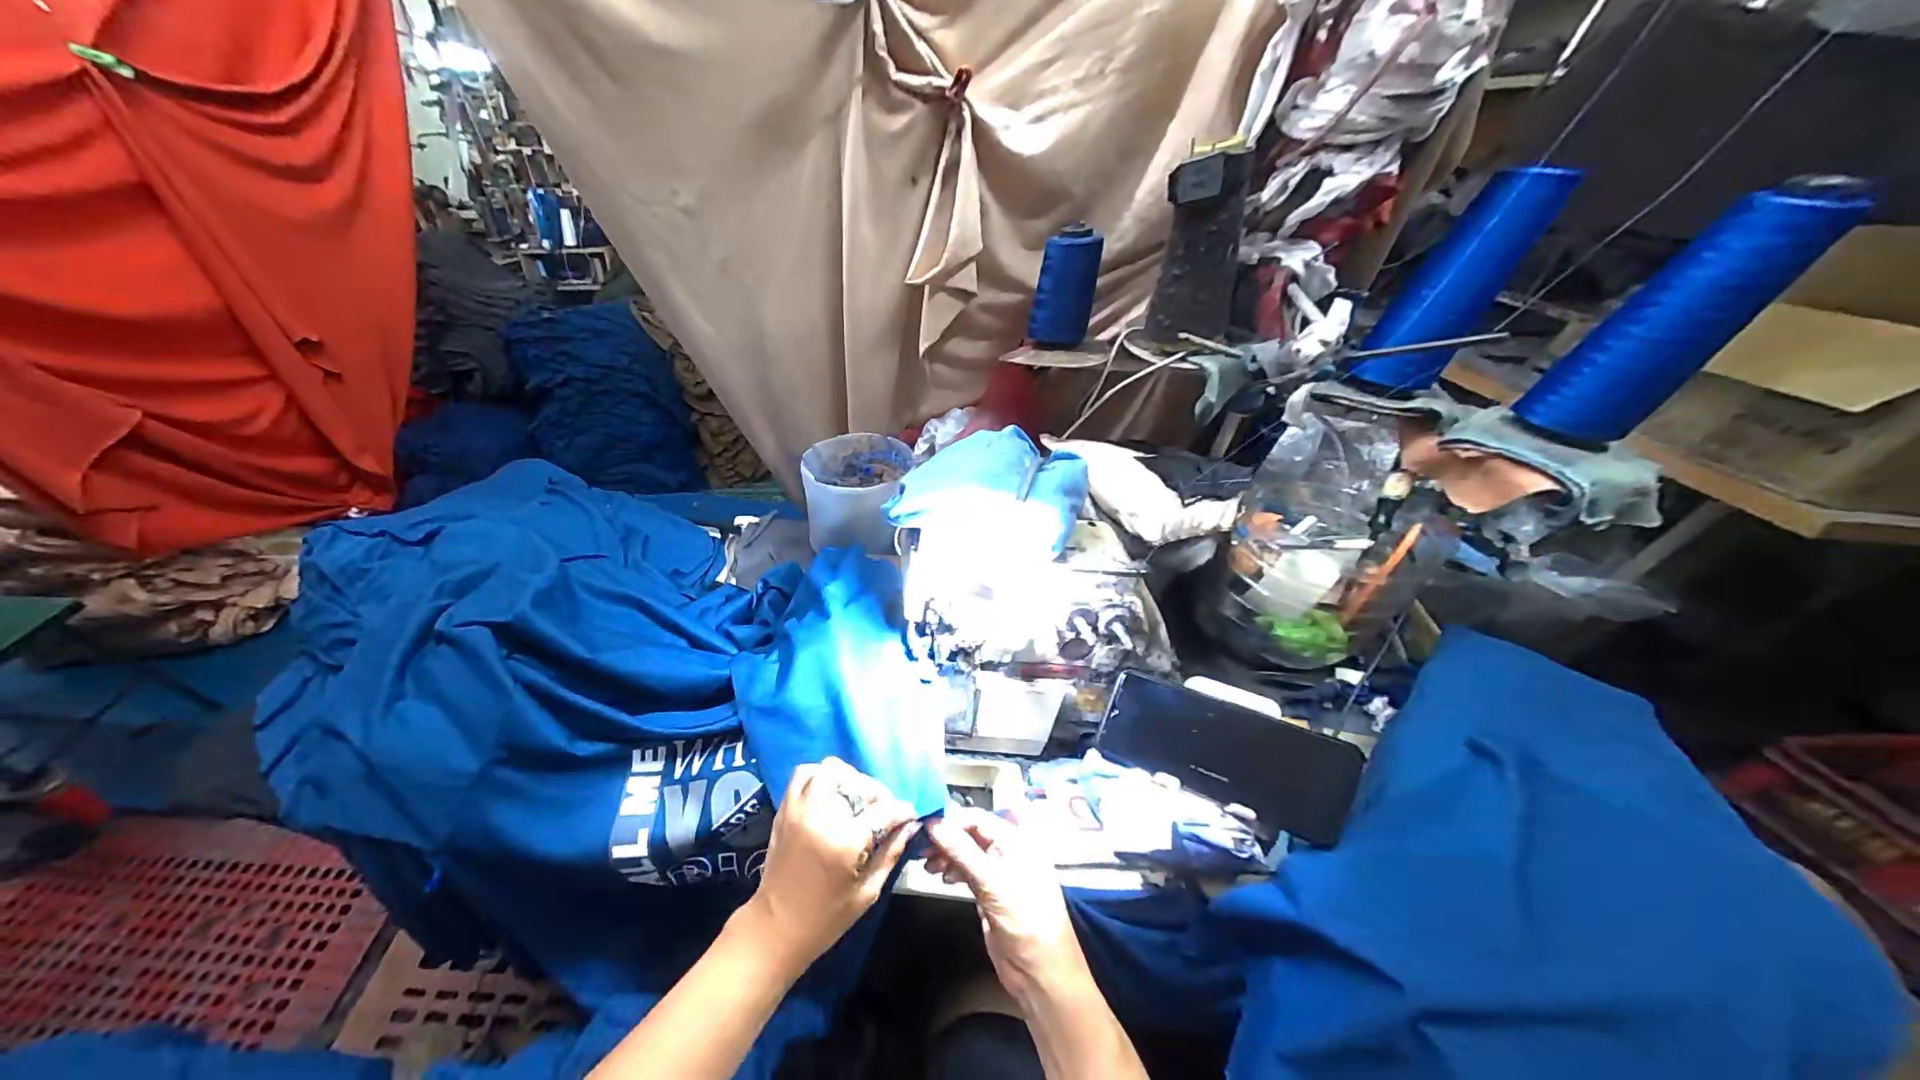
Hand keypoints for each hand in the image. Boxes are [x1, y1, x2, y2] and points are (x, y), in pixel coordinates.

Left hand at [740, 757, 917, 971]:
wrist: (774, 928)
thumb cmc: (825, 918)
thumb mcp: (867, 892)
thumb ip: (890, 854)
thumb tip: (909, 826)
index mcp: (844, 841)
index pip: (883, 810)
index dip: (902, 811)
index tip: (908, 817)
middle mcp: (821, 817)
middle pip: (858, 782)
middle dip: (877, 793)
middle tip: (881, 810)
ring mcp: (799, 810)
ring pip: (830, 770)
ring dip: (849, 779)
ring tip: (856, 798)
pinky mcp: (785, 810)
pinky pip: (803, 774)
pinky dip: (821, 776)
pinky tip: (832, 793)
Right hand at [923, 807, 1093, 1007]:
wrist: (1040, 969)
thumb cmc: (1024, 918)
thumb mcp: (992, 881)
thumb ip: (962, 851)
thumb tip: (934, 824)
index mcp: (1015, 840)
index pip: (978, 818)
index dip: (951, 820)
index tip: (923, 827)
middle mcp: (1007, 851)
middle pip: (971, 833)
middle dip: (946, 838)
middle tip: (920, 848)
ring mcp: (999, 872)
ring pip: (967, 853)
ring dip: (946, 855)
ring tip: (928, 865)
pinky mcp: (991, 893)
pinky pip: (968, 871)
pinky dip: (953, 870)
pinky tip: (942, 877)